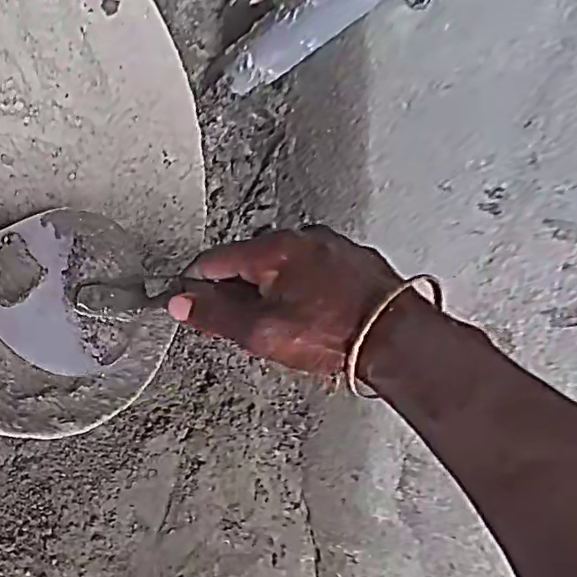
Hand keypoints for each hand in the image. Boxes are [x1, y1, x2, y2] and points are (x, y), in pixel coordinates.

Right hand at [166, 226, 412, 377]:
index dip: (191, 287)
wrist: (395, 339)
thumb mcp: (257, 332)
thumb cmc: (331, 334)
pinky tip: (295, 316)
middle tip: (230, 326)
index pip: (210, 261)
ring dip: (259, 291)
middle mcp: (301, 237)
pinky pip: (301, 271)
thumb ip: (213, 314)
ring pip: (273, 267)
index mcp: (272, 249)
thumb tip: (181, 302)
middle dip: (228, 292)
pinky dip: (288, 290)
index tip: (184, 306)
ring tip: (266, 325)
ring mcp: (327, 246)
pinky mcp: (347, 260)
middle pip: (241, 262)